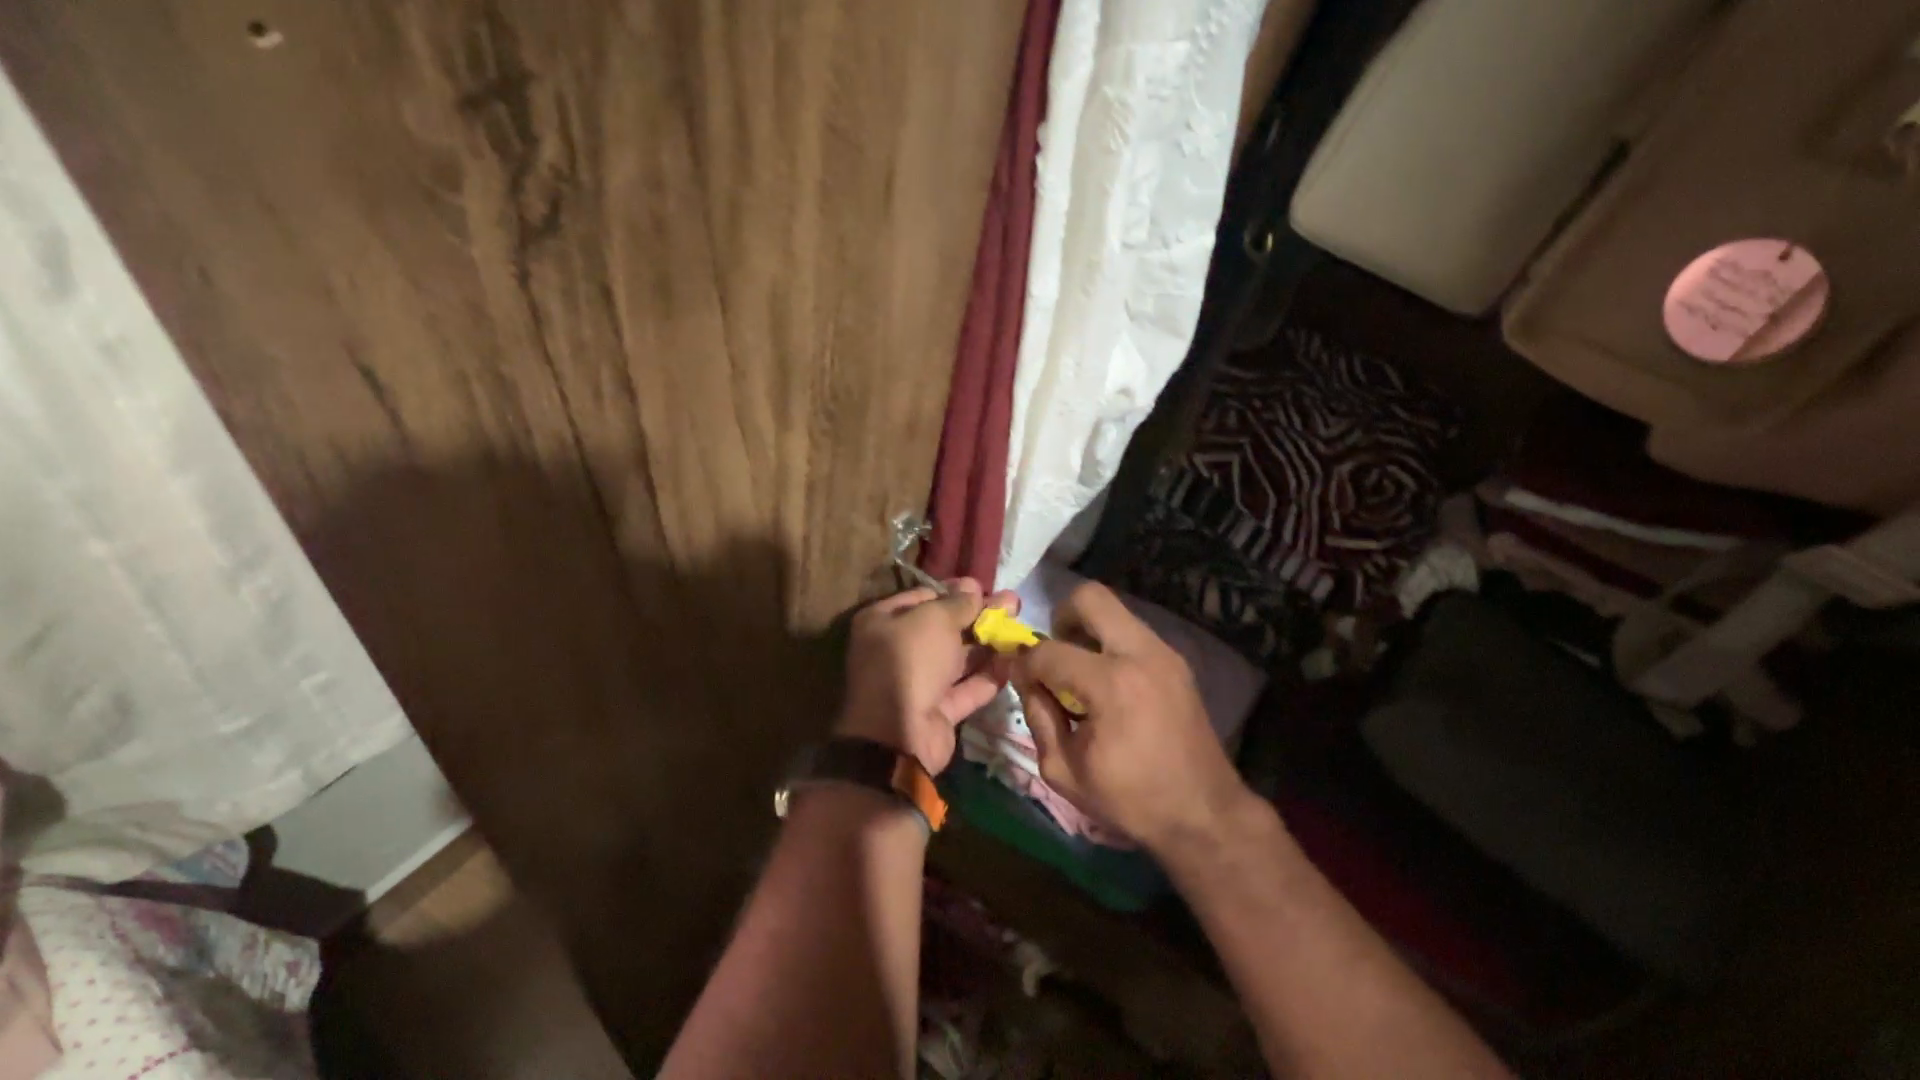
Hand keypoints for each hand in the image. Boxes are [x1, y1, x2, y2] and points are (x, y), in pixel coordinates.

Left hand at [838, 578, 1018, 773]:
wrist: (899, 736)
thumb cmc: (910, 662)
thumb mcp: (933, 620)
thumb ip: (957, 603)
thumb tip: (971, 585)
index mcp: (883, 622)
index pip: (924, 598)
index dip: (955, 592)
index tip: (985, 588)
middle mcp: (897, 650)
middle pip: (944, 628)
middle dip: (978, 616)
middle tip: (1013, 603)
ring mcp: (918, 683)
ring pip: (957, 658)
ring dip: (988, 644)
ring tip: (1021, 629)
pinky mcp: (937, 710)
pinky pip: (966, 688)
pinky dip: (988, 676)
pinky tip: (1015, 660)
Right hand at [1012, 582, 1254, 853]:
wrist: (1203, 812)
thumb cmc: (1130, 800)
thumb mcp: (1064, 771)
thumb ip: (1038, 717)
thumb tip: (1026, 680)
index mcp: (1111, 684)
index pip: (1049, 651)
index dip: (1024, 664)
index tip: (1018, 678)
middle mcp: (1140, 654)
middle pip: (1090, 597)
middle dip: (1060, 618)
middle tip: (1055, 653)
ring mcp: (1165, 653)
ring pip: (1115, 611)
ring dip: (1089, 631)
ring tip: (1081, 674)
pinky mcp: (1177, 662)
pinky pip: (1134, 633)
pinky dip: (1112, 646)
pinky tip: (1108, 686)